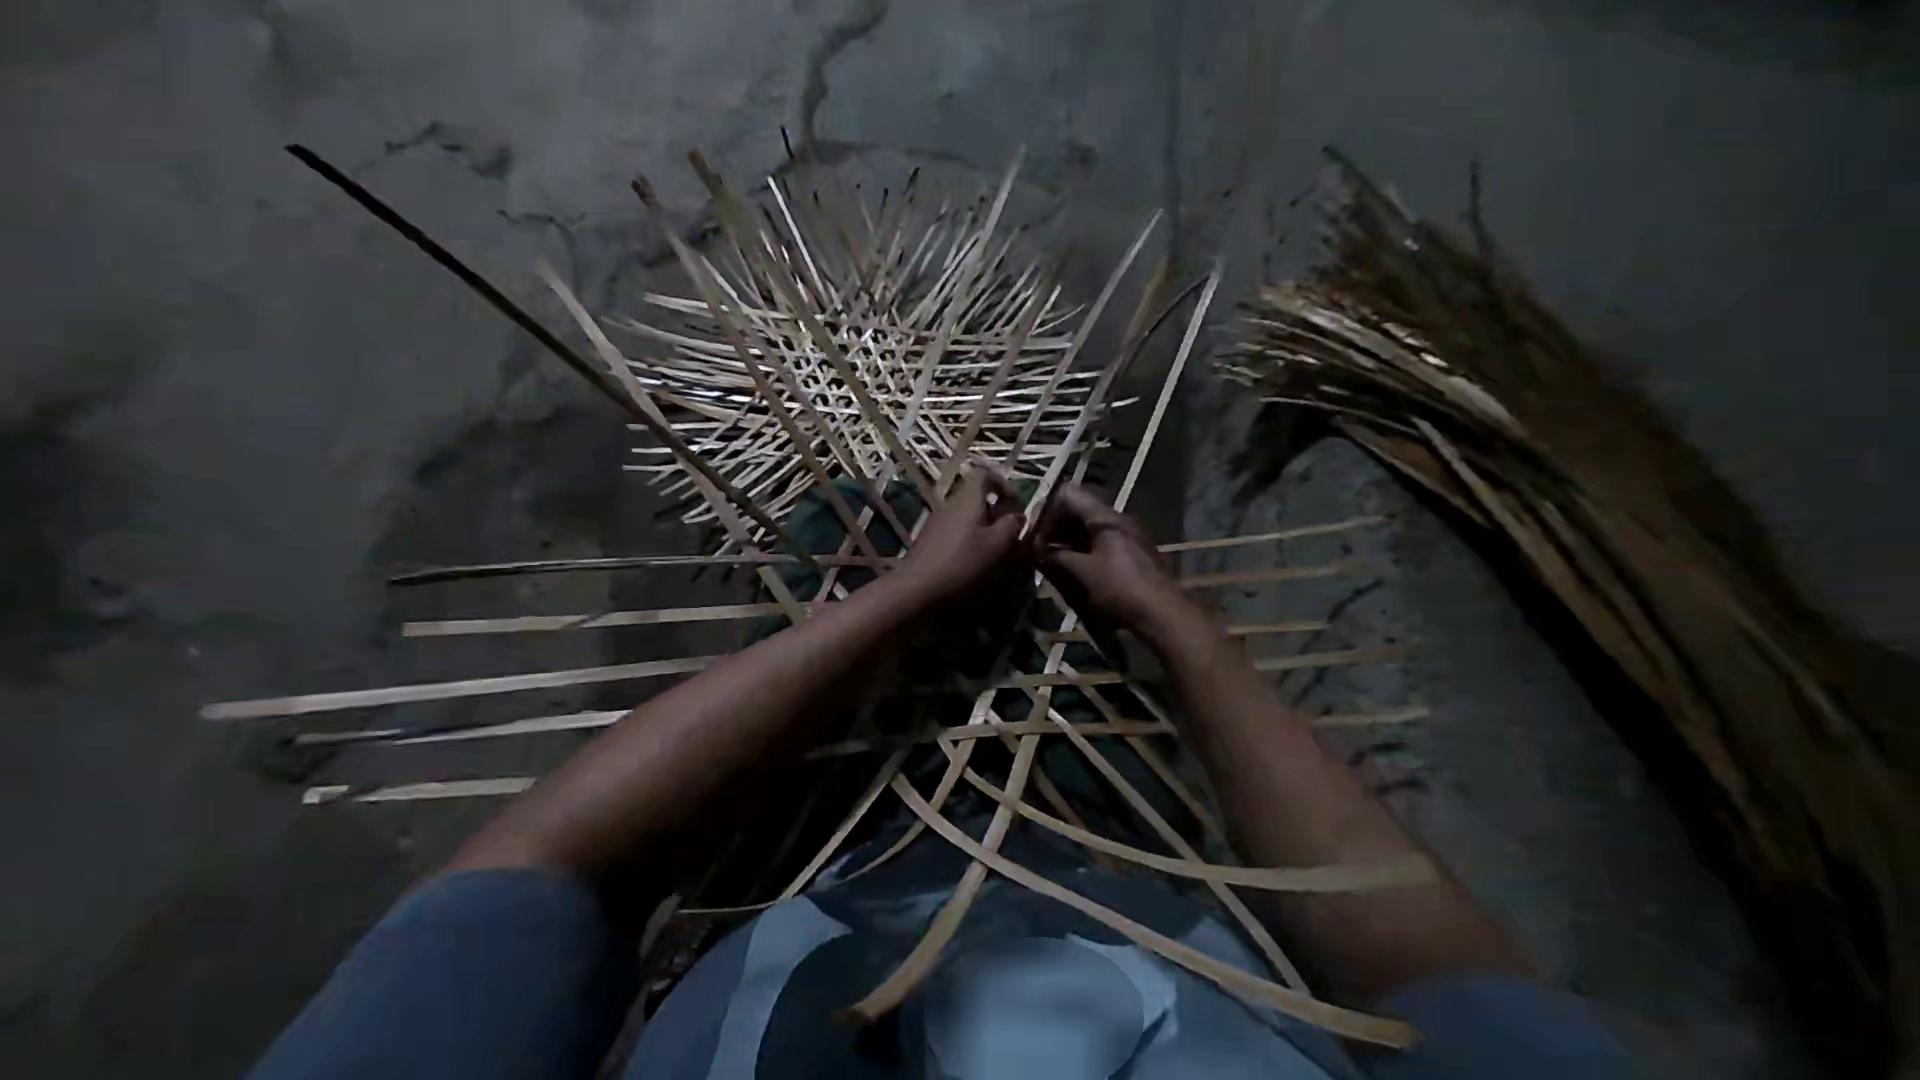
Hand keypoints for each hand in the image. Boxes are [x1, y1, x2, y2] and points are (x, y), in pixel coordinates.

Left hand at [896, 468, 1023, 602]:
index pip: (985, 475)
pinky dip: (969, 540)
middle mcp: (950, 505)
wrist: (917, 588)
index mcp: (967, 499)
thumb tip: (1017, 516)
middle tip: (1010, 534)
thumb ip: (1011, 526)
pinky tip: (974, 562)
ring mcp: (937, 522)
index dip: (1003, 484)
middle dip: (997, 513)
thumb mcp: (997, 545)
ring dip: (984, 529)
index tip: (1016, 504)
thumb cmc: (962, 562)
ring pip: (967, 517)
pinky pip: (955, 532)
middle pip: (977, 498)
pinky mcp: (930, 540)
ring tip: (995, 552)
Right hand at [1033, 485, 1188, 629]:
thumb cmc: (1119, 587)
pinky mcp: (1133, 550)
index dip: (1049, 509)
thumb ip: (1057, 557)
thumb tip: (1037, 550)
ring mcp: (1128, 533)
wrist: (1161, 611)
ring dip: (1070, 536)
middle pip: (1080, 508)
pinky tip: (1075, 564)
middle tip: (1041, 546)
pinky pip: (1103, 538)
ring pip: (1091, 525)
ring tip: (1054, 557)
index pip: (1069, 494)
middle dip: (1057, 524)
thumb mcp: (1083, 572)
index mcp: (1106, 517)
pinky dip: (1084, 546)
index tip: (1037, 532)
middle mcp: (1118, 518)